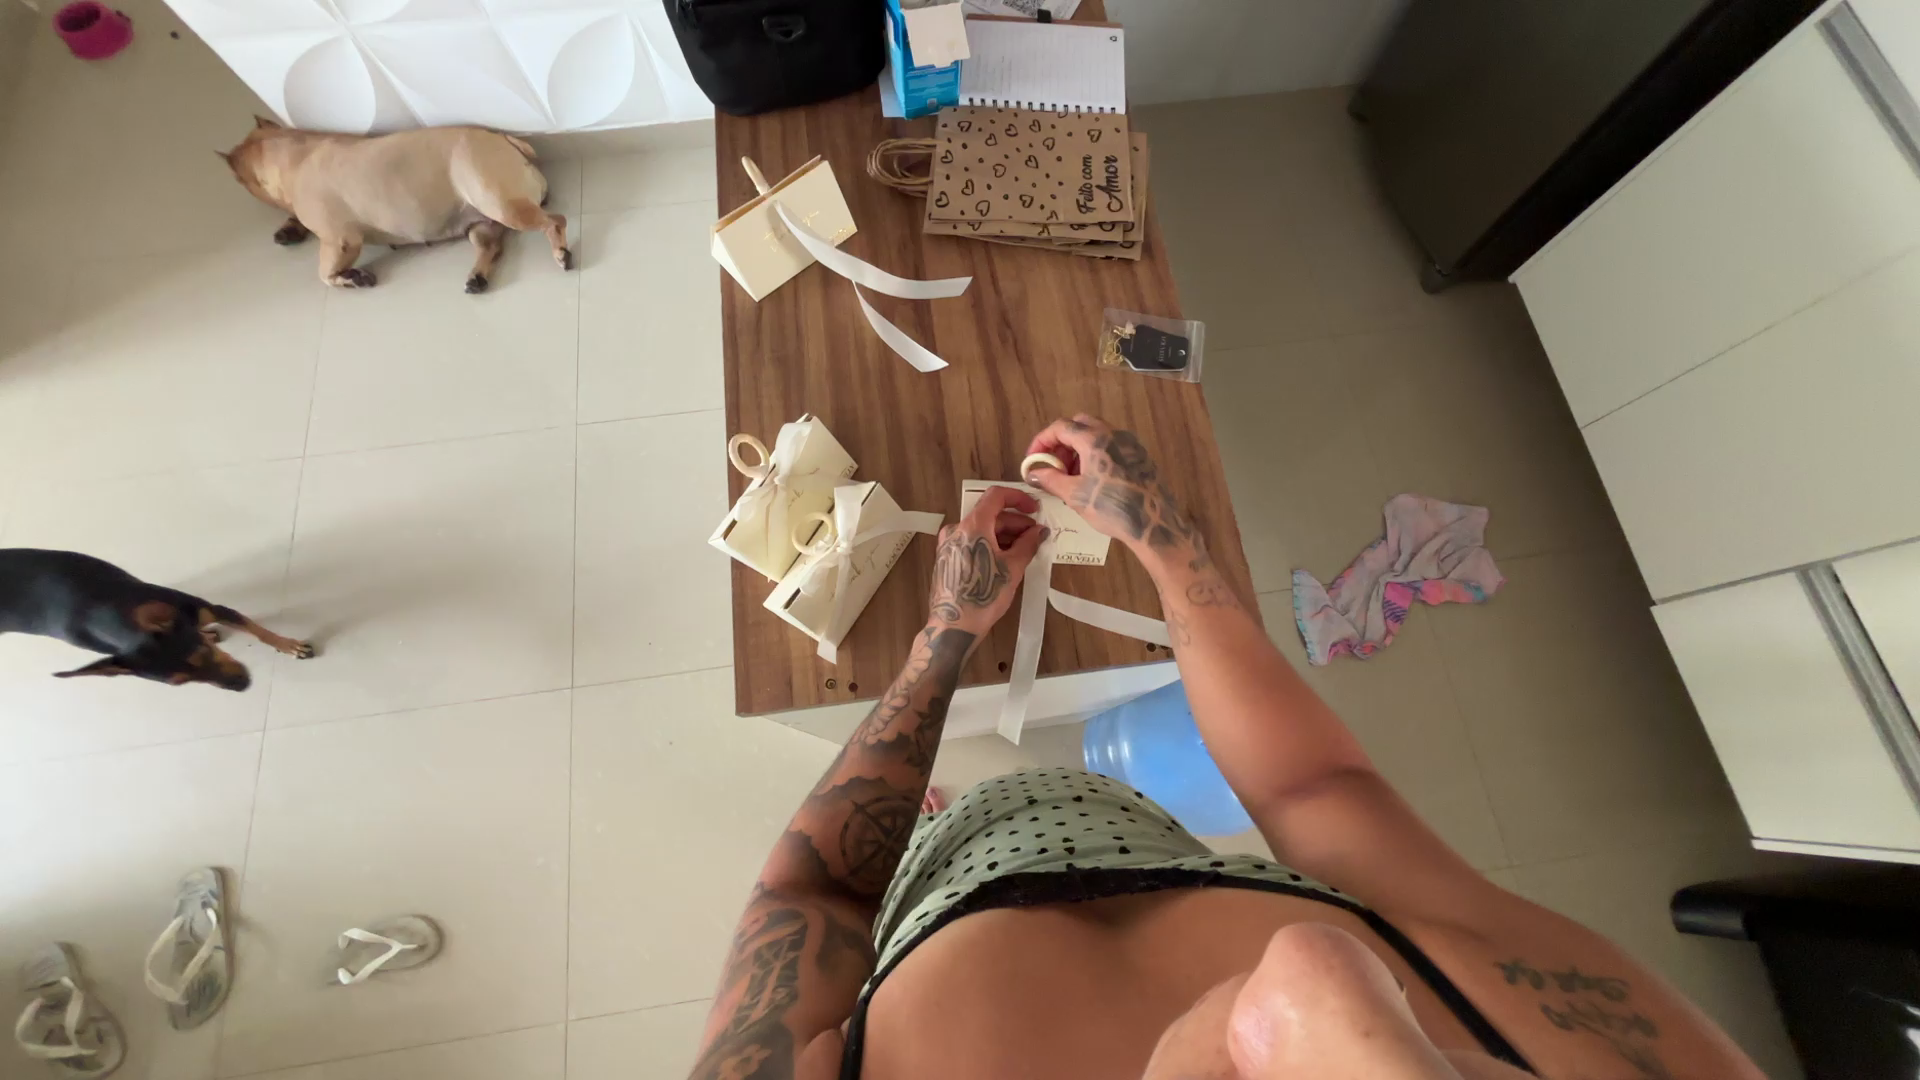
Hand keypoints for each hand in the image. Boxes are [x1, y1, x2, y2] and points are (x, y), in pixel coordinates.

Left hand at [927, 486, 1046, 635]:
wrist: (953, 626)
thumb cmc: (983, 596)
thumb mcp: (1012, 569)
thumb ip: (1028, 544)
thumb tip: (1040, 531)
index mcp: (972, 526)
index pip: (996, 496)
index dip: (1018, 498)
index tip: (1034, 508)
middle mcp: (956, 530)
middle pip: (990, 515)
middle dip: (1015, 523)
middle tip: (1035, 536)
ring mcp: (948, 544)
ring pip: (981, 530)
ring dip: (1004, 535)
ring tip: (1024, 549)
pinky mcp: (947, 558)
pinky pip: (972, 542)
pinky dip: (990, 544)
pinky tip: (1006, 559)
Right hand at [1023, 414, 1198, 557]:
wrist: (1152, 523)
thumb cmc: (1111, 507)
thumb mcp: (1074, 495)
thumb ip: (1050, 479)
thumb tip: (1033, 473)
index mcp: (1094, 439)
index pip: (1060, 427)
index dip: (1042, 441)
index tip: (1033, 460)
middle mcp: (1113, 434)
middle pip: (1079, 425)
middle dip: (1061, 442)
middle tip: (1053, 465)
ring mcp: (1129, 444)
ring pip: (1096, 435)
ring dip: (1078, 450)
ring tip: (1070, 476)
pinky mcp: (1140, 457)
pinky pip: (1111, 447)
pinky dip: (1095, 456)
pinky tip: (1092, 481)